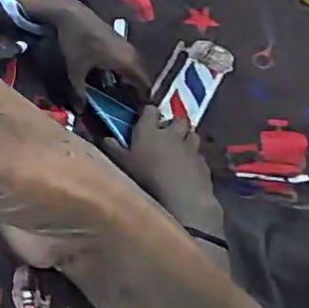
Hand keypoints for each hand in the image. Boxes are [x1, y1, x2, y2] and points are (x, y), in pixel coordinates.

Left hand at [8, 0, 150, 100]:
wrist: (70, 13)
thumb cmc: (75, 42)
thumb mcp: (75, 69)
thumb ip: (79, 91)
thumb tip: (79, 112)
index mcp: (128, 62)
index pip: (144, 86)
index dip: (142, 100)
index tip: (137, 114)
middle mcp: (132, 54)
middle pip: (139, 78)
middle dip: (133, 93)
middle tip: (125, 108)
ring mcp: (126, 45)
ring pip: (131, 69)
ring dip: (126, 81)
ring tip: (116, 96)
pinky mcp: (117, 40)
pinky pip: (125, 60)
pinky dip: (120, 71)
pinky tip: (107, 78)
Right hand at [98, 109, 223, 246]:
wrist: (182, 196)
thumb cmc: (147, 176)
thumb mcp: (123, 163)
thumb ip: (113, 149)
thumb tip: (105, 138)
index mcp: (149, 131)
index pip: (150, 111)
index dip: (149, 111)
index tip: (145, 114)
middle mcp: (171, 134)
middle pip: (178, 119)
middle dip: (174, 121)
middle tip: (167, 128)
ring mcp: (190, 147)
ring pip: (192, 133)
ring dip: (187, 135)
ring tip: (180, 143)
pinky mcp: (203, 162)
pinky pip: (199, 153)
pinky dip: (194, 154)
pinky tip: (189, 163)